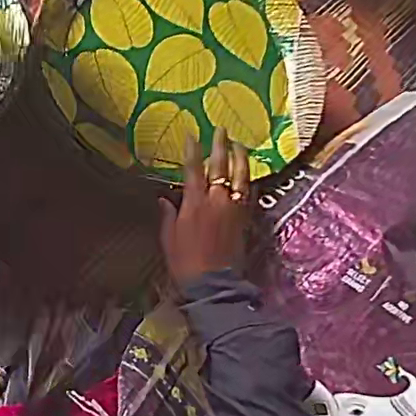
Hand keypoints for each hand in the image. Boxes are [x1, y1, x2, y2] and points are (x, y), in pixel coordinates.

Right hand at [159, 128, 252, 286]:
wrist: (214, 285)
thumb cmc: (185, 263)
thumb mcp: (169, 239)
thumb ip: (168, 216)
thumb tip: (165, 198)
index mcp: (194, 204)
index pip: (193, 170)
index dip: (192, 151)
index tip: (192, 135)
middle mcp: (216, 201)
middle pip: (220, 166)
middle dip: (220, 146)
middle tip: (222, 130)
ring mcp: (233, 209)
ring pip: (240, 177)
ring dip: (240, 159)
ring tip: (240, 145)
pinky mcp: (245, 219)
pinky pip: (249, 195)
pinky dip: (249, 182)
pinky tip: (250, 175)